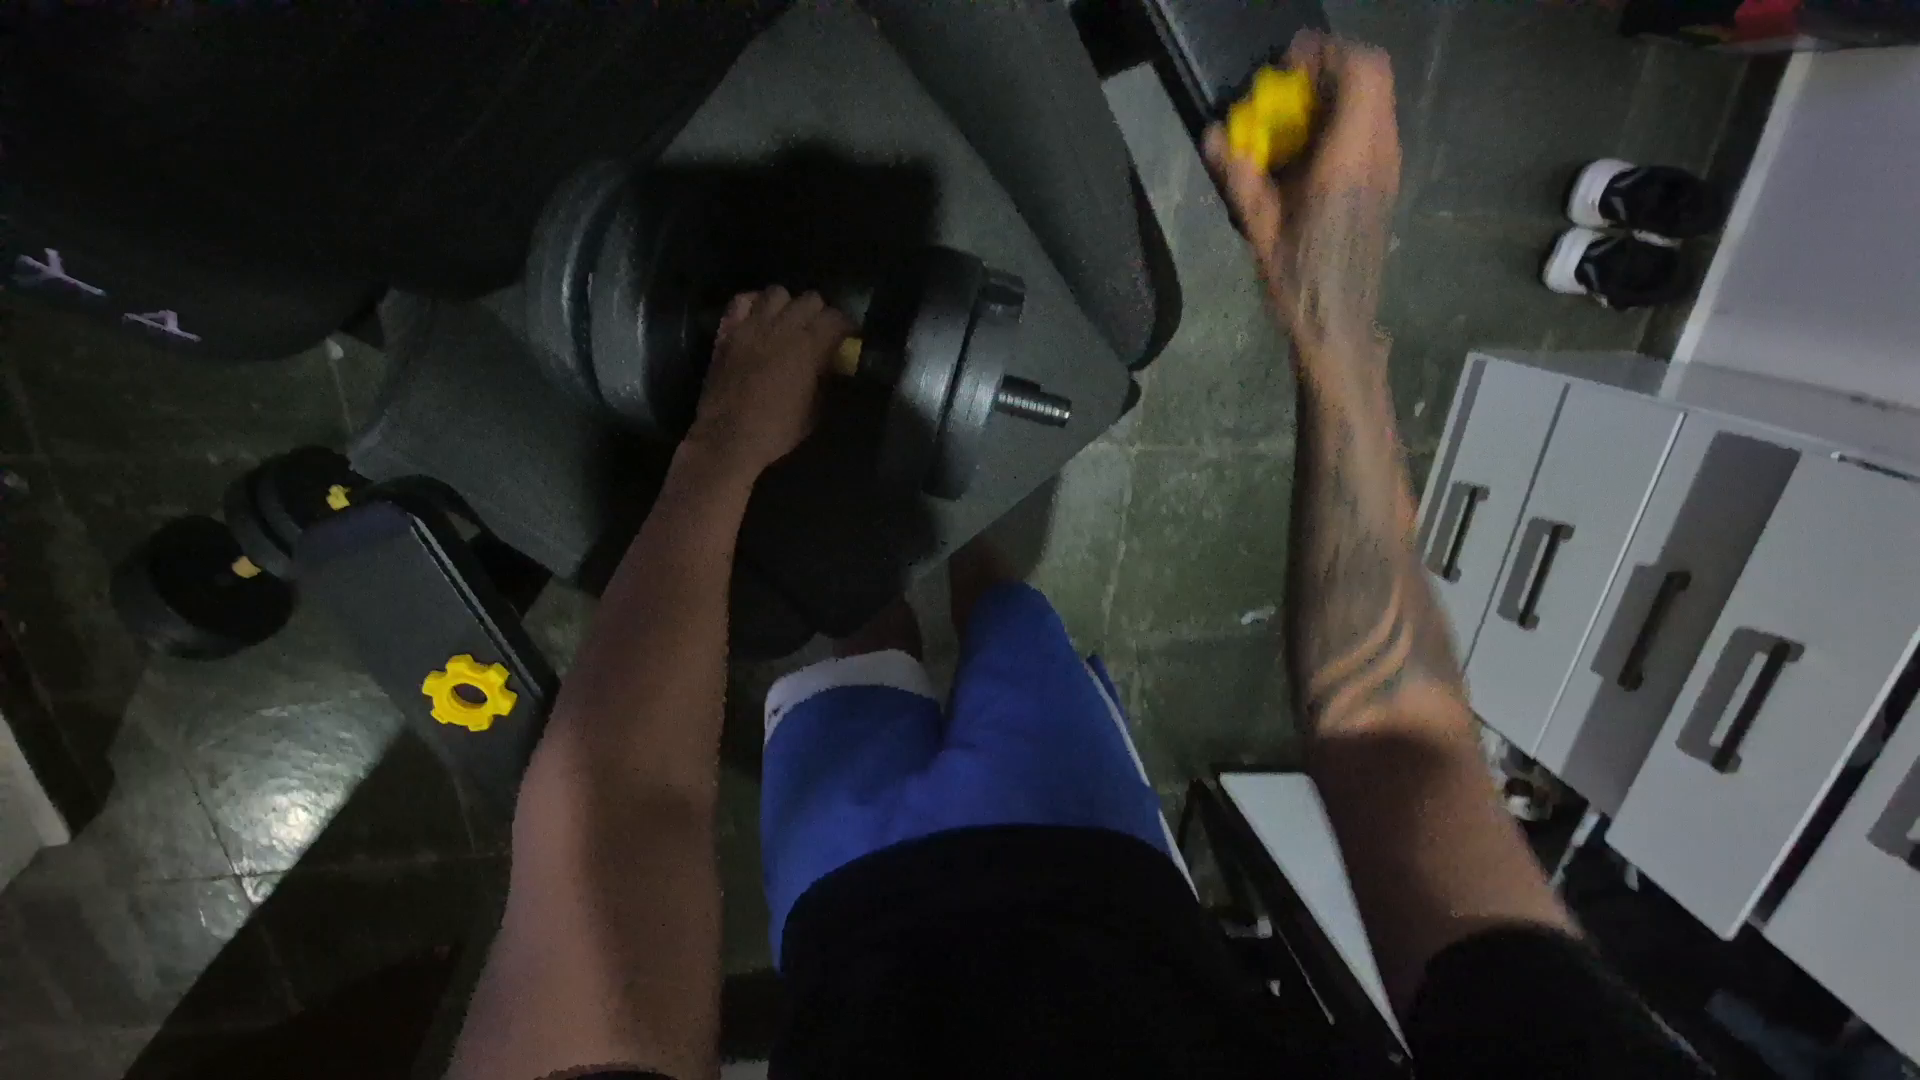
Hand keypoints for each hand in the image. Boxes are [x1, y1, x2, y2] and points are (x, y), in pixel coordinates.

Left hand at [685, 287, 854, 476]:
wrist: (727, 438)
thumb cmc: (777, 431)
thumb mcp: (815, 411)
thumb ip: (825, 381)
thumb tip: (831, 366)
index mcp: (808, 348)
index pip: (836, 319)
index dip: (846, 327)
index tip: (848, 339)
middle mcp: (781, 328)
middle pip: (810, 299)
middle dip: (820, 314)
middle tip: (820, 332)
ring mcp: (751, 326)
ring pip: (778, 293)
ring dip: (788, 306)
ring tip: (789, 323)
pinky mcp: (728, 331)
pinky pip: (743, 300)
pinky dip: (755, 305)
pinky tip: (760, 320)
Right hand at [1205, 31, 1399, 358]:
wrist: (1338, 322)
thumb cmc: (1299, 282)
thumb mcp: (1261, 232)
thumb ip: (1242, 179)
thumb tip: (1213, 137)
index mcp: (1349, 160)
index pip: (1362, 73)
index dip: (1328, 55)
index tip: (1290, 62)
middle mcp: (1378, 154)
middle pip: (1374, 77)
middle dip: (1331, 70)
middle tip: (1290, 85)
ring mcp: (1388, 167)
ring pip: (1377, 101)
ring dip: (1339, 95)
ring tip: (1296, 115)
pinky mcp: (1384, 182)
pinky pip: (1373, 127)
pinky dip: (1345, 119)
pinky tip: (1311, 149)